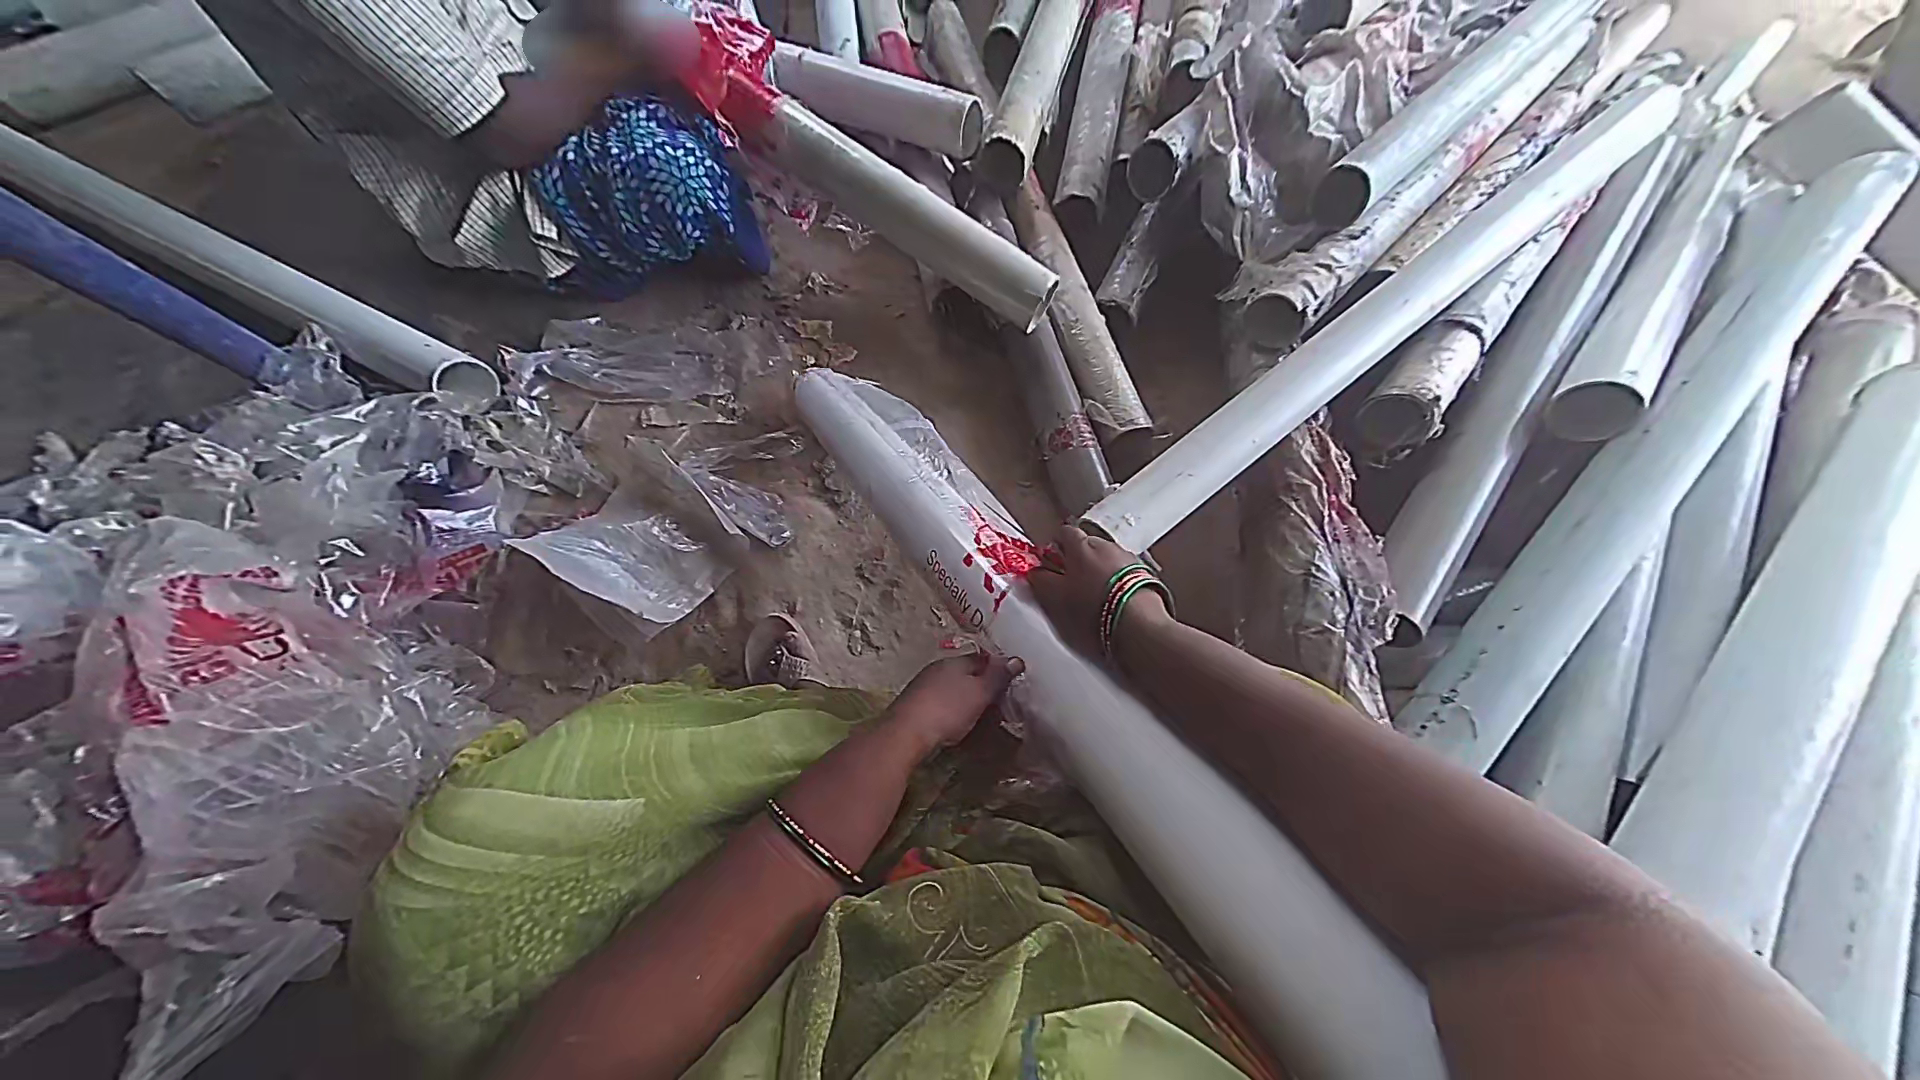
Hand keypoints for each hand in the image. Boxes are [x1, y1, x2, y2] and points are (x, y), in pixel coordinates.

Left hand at [886, 651, 1023, 751]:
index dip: (999, 670)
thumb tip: (1016, 659)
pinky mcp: (916, 708)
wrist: (905, 734)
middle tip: (1001, 708)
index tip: (1012, 686)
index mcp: (955, 662)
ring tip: (984, 721)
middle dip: (985, 689)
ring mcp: (924, 688)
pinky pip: (944, 706)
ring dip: (970, 703)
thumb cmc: (948, 710)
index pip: (982, 658)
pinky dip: (955, 714)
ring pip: (955, 691)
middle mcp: (938, 670)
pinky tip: (959, 727)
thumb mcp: (980, 692)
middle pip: (968, 675)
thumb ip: (998, 676)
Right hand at [1027, 525, 1169, 656]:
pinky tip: (1115, 599)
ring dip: (1099, 569)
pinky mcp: (1144, 572)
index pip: (1064, 532)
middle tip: (1072, 582)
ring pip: (1106, 557)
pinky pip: (1124, 570)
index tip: (1052, 561)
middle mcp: (1105, 544)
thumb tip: (1034, 572)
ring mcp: (1127, 556)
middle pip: (1087, 544)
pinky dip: (1117, 580)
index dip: (1056, 545)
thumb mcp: (1056, 597)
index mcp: (1080, 545)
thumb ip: (1041, 581)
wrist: (1136, 621)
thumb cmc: (1090, 605)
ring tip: (1096, 595)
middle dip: (1079, 559)